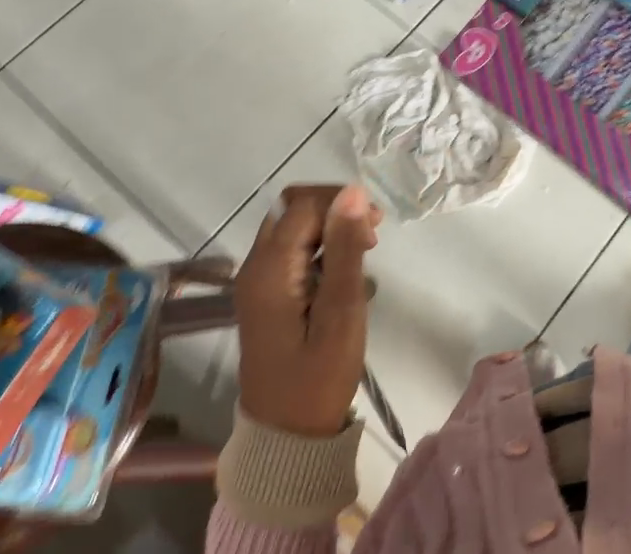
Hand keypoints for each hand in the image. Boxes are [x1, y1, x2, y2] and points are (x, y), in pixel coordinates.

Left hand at [234, 185, 378, 437]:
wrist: (287, 438)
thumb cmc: (318, 378)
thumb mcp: (341, 312)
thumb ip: (345, 250)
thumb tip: (353, 192)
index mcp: (268, 269)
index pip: (300, 204)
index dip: (339, 202)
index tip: (376, 225)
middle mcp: (254, 267)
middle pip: (291, 209)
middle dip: (333, 209)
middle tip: (372, 233)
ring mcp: (258, 283)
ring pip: (292, 228)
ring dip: (329, 228)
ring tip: (364, 253)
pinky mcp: (267, 297)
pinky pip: (291, 253)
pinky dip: (320, 250)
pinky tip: (345, 272)